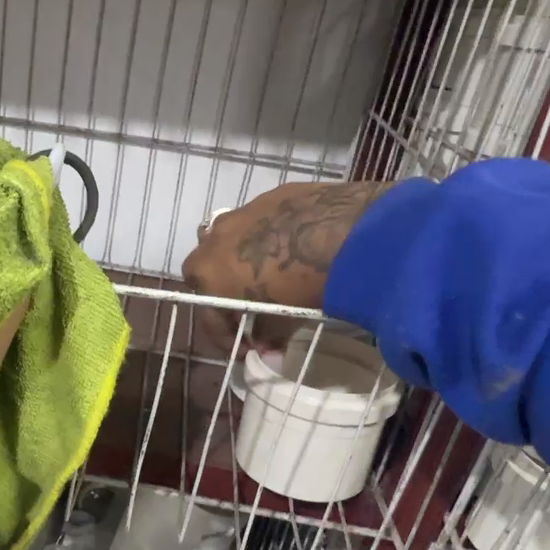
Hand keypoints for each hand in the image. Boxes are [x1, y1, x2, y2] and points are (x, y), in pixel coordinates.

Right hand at [180, 180, 384, 349]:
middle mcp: (214, 243)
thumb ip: (267, 334)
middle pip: (203, 272)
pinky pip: (255, 223)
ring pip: (224, 240)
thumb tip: (267, 350)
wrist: (346, 233)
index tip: (246, 351)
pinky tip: (288, 248)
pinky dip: (263, 239)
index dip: (226, 339)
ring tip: (261, 273)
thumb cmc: (304, 284)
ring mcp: (239, 215)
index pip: (209, 317)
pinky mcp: (266, 197)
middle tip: (244, 307)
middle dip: (217, 291)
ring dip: (234, 260)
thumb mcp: (284, 319)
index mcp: (210, 277)